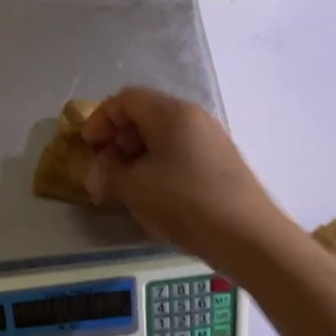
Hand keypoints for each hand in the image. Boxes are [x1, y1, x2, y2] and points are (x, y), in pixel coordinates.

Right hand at [81, 87, 288, 265]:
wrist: (247, 235)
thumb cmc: (184, 202)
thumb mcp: (134, 188)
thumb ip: (105, 172)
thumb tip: (94, 169)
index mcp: (172, 113)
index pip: (126, 99)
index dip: (100, 120)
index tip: (88, 148)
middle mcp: (194, 117)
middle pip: (145, 114)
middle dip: (118, 139)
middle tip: (106, 169)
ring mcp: (211, 139)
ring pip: (163, 136)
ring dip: (137, 155)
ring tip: (127, 186)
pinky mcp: (221, 163)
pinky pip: (180, 152)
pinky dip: (159, 165)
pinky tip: (154, 195)